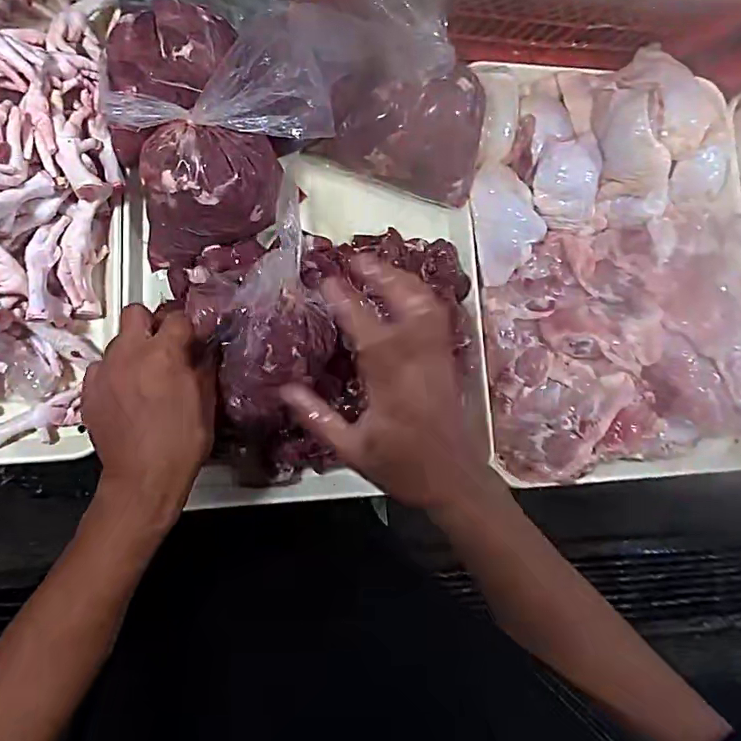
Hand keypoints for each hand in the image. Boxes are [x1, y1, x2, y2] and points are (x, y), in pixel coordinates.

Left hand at [82, 304, 214, 518]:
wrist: (143, 479)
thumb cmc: (181, 443)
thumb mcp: (206, 401)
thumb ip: (204, 365)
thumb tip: (205, 348)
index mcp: (164, 352)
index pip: (176, 316)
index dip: (186, 326)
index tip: (191, 338)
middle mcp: (129, 353)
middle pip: (135, 312)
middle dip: (150, 323)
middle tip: (162, 345)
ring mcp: (104, 371)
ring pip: (117, 341)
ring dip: (131, 350)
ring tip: (143, 375)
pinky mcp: (88, 390)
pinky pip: (100, 368)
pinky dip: (113, 373)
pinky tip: (125, 393)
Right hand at [280, 256, 499, 513]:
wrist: (455, 481)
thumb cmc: (402, 467)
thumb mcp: (351, 449)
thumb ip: (316, 417)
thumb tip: (285, 389)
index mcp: (390, 379)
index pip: (365, 326)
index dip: (344, 298)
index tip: (324, 278)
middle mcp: (418, 358)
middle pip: (404, 302)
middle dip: (379, 274)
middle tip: (354, 258)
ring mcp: (438, 355)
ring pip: (426, 303)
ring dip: (402, 279)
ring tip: (377, 266)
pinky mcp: (448, 358)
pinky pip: (437, 315)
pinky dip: (420, 294)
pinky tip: (404, 291)